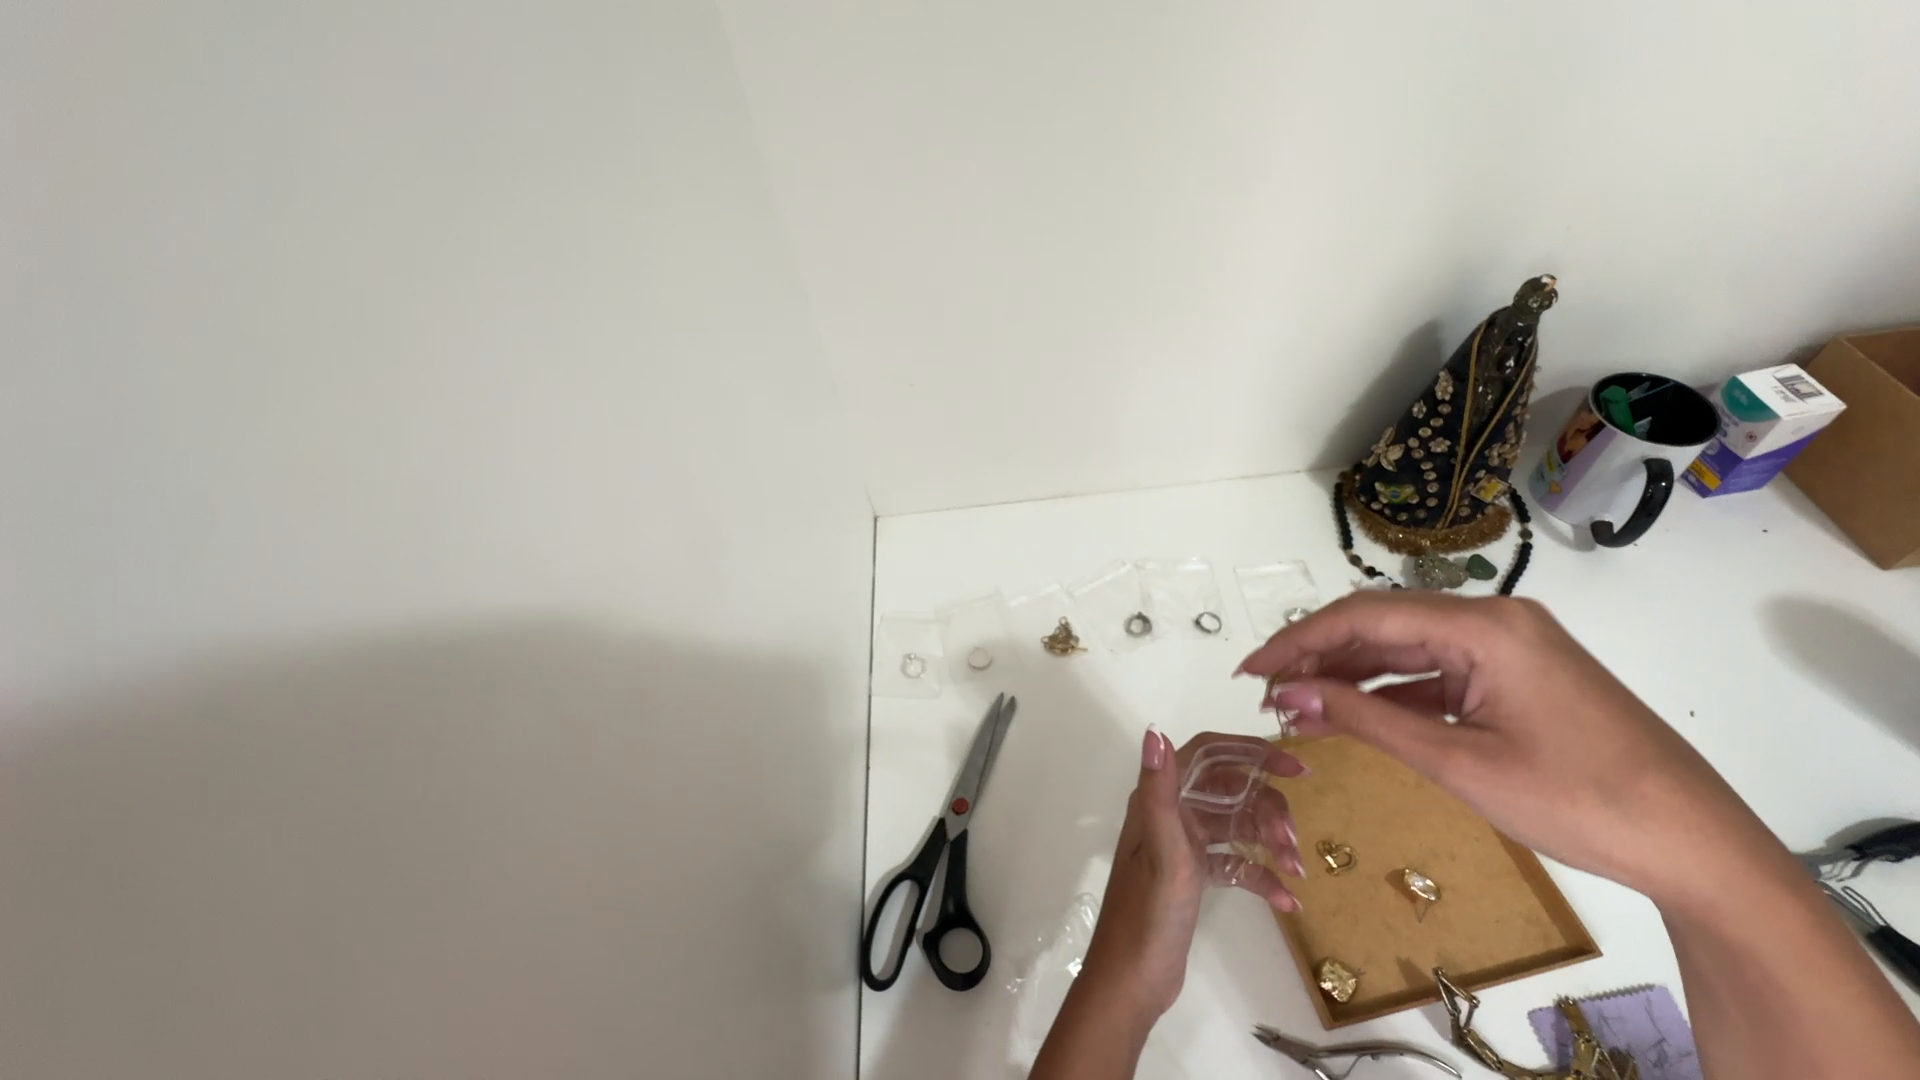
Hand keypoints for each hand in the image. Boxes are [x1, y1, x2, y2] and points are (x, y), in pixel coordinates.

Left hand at [1079, 727, 1306, 1019]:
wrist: (1132, 979)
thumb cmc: (1147, 913)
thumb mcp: (1163, 850)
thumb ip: (1161, 790)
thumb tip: (1154, 730)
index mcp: (1159, 799)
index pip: (1209, 754)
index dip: (1250, 752)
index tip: (1294, 769)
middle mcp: (1171, 813)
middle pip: (1231, 790)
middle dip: (1267, 808)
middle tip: (1292, 840)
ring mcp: (1183, 845)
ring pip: (1237, 826)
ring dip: (1269, 842)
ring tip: (1296, 869)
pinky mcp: (1194, 875)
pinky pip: (1236, 863)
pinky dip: (1261, 876)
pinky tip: (1288, 901)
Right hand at [1235, 591, 1782, 909]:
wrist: (1696, 845)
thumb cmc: (1578, 801)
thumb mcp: (1459, 762)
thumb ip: (1367, 720)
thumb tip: (1289, 697)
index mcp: (1485, 626)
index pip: (1365, 617)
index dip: (1298, 640)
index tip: (1249, 670)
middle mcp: (1493, 620)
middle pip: (1382, 625)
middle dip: (1317, 656)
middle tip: (1265, 691)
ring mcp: (1507, 646)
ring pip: (1404, 648)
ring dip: (1349, 675)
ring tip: (1295, 704)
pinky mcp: (1515, 674)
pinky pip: (1435, 671)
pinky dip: (1389, 691)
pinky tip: (1351, 712)